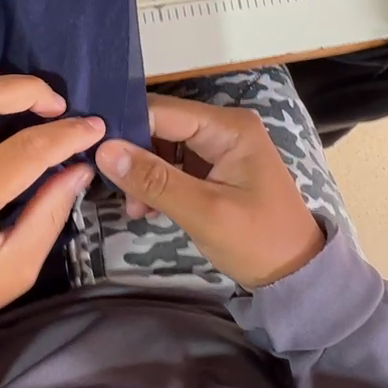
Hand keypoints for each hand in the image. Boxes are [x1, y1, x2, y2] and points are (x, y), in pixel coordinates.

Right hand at [94, 94, 323, 287]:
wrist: (296, 276)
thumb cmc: (259, 241)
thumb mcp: (204, 212)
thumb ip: (154, 180)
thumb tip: (104, 149)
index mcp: (229, 127)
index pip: (163, 111)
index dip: (125, 127)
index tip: (91, 149)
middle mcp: (223, 127)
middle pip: (160, 126)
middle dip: (133, 155)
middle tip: (113, 189)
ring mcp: (219, 147)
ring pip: (162, 147)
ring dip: (143, 175)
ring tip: (135, 208)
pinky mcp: (214, 168)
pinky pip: (173, 165)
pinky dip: (157, 185)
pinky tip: (146, 210)